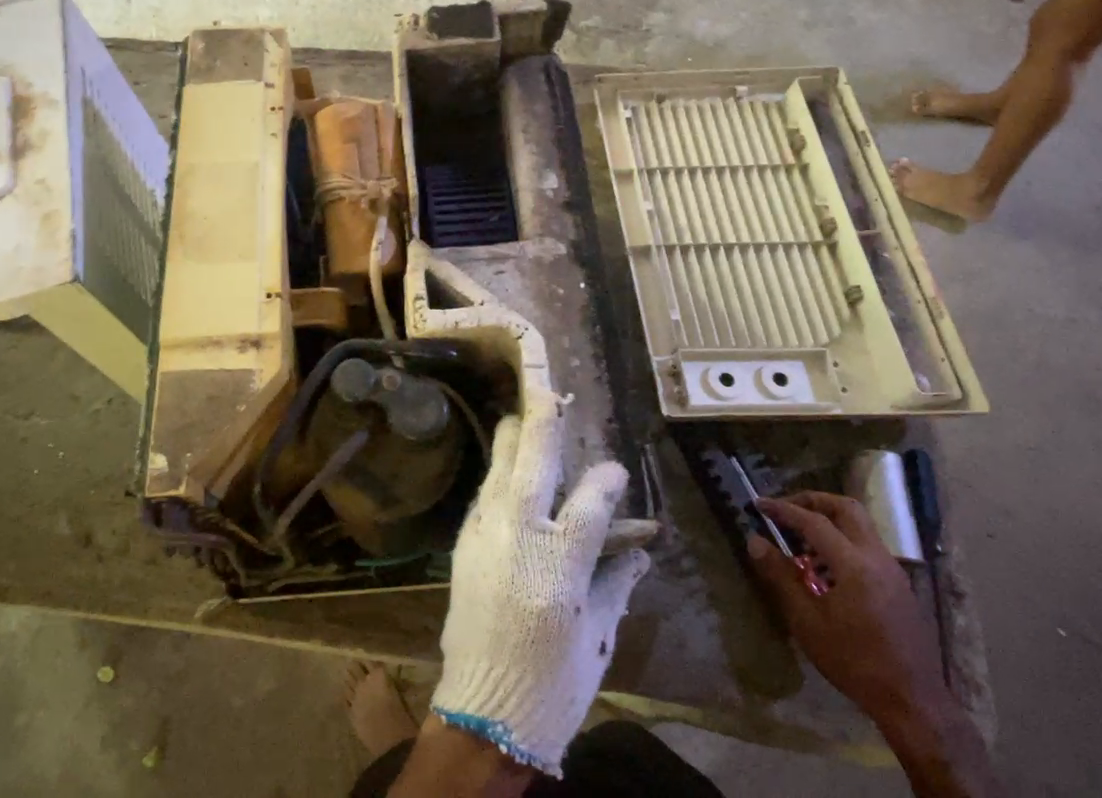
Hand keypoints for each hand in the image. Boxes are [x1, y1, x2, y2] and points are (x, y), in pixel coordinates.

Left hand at [430, 404, 653, 776]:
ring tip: (520, 416)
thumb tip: (639, 548)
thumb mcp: (596, 631)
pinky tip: (504, 471)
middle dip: (543, 423)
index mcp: (560, 563)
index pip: (591, 501)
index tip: (616, 470)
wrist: (486, 710)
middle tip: (548, 392)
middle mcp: (518, 538)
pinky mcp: (462, 549)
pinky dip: (497, 479)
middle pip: (533, 464)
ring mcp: (483, 539)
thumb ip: (616, 580)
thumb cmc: (554, 681)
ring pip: (499, 474)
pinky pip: (483, 499)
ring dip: (512, 443)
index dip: (607, 481)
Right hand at [749, 492, 945, 724]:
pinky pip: (868, 547)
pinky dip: (843, 541)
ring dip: (829, 521)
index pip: (813, 522)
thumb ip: (780, 576)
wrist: (911, 699)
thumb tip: (755, 541)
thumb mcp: (807, 621)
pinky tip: (825, 569)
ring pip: (861, 526)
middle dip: (813, 500)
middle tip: (785, 509)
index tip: (758, 504)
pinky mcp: (898, 585)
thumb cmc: (853, 661)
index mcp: (854, 564)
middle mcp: (877, 557)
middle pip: (846, 508)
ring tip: (800, 542)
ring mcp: (892, 570)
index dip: (783, 509)